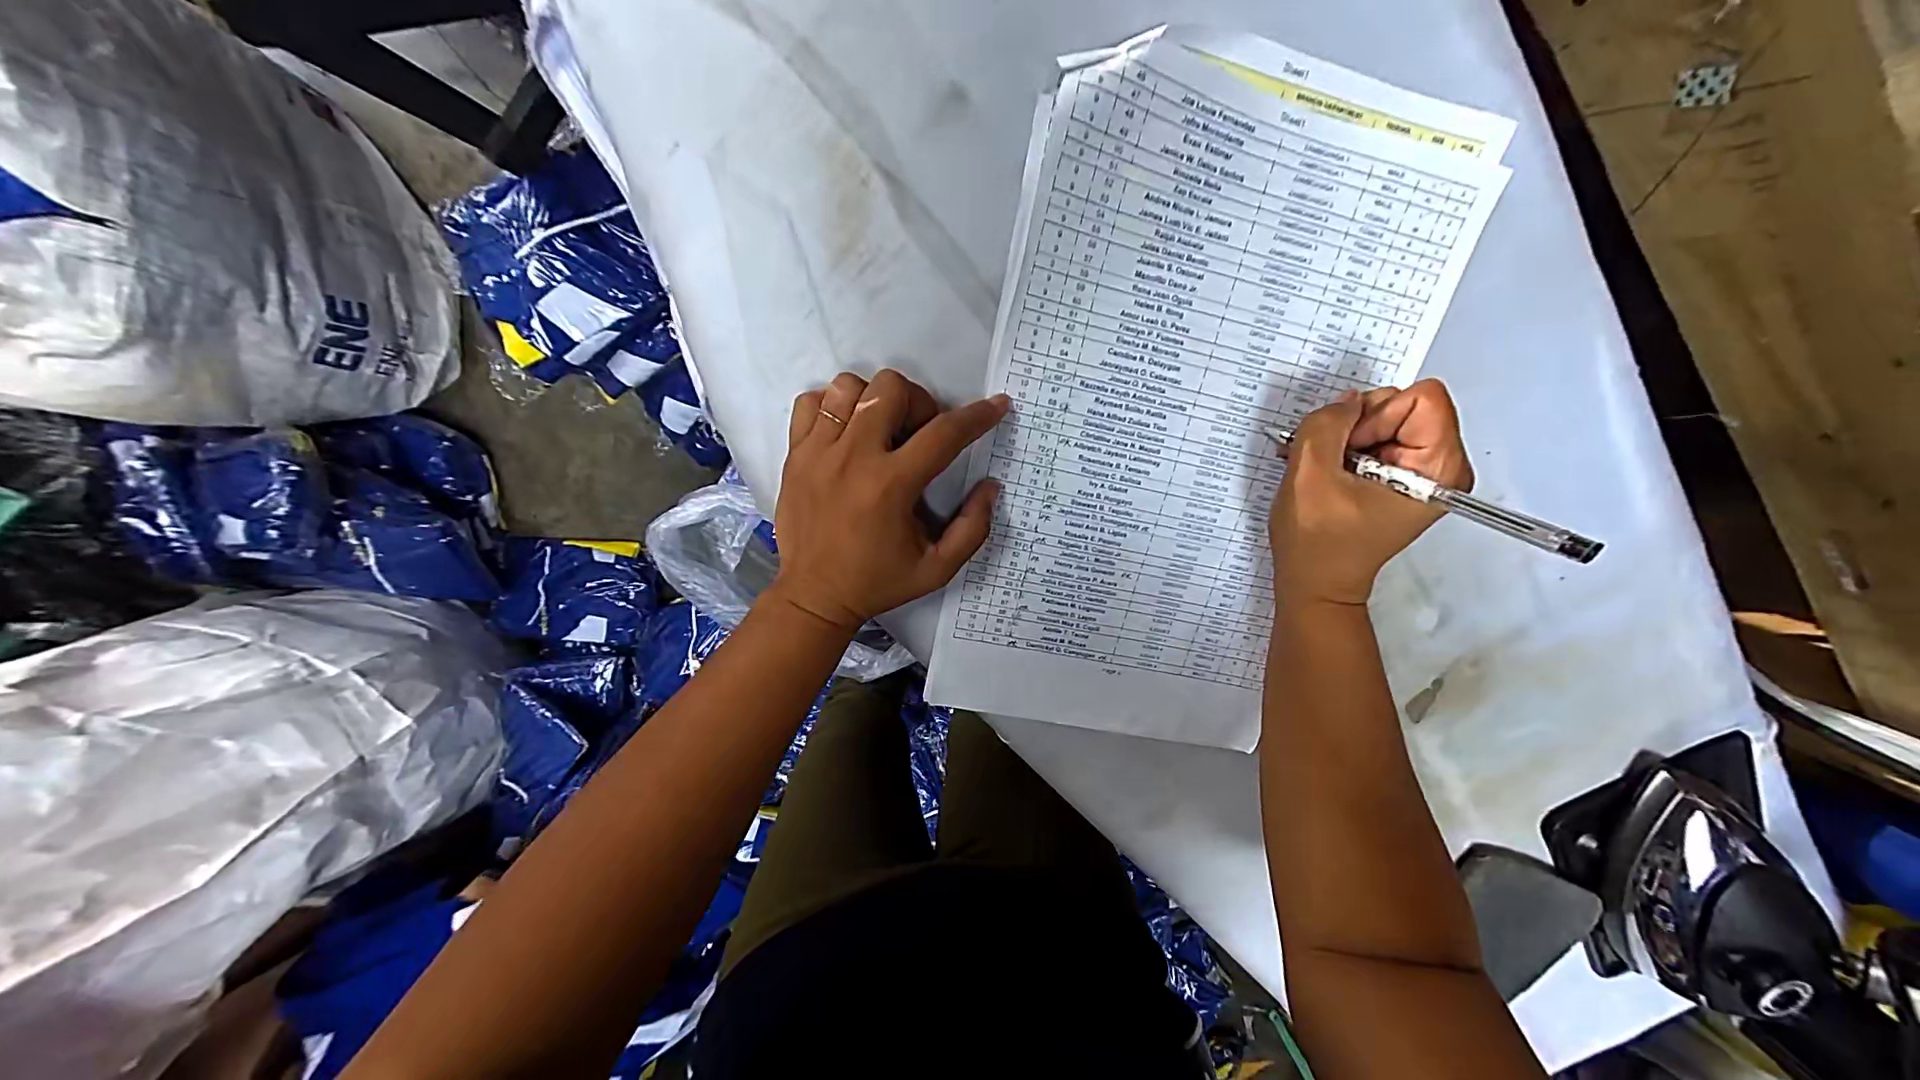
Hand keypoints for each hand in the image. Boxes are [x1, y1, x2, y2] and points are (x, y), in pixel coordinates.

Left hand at [765, 370, 1009, 633]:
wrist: (813, 596)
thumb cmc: (876, 582)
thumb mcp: (937, 568)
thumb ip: (972, 528)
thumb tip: (990, 487)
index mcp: (890, 486)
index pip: (943, 434)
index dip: (977, 416)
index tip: (996, 406)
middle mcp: (852, 459)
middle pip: (891, 389)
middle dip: (919, 402)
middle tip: (919, 433)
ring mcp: (818, 453)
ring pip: (848, 386)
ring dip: (874, 400)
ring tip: (880, 430)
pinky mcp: (795, 455)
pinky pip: (811, 402)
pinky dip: (833, 407)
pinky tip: (846, 433)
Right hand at [1269, 379, 1472, 605]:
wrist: (1315, 582)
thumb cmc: (1318, 545)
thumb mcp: (1309, 476)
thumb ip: (1325, 425)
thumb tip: (1345, 403)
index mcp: (1438, 470)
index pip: (1419, 399)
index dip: (1373, 418)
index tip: (1349, 453)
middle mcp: (1442, 467)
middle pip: (1403, 405)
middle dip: (1358, 426)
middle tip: (1334, 463)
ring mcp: (1421, 471)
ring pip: (1384, 418)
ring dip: (1345, 438)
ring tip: (1325, 471)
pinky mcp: (1401, 474)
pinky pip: (1376, 436)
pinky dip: (1344, 447)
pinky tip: (1326, 472)